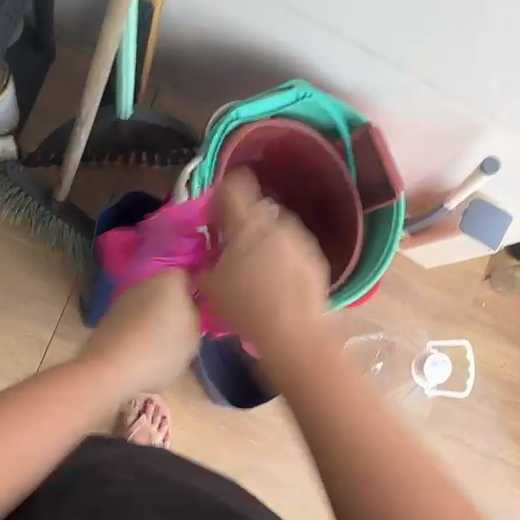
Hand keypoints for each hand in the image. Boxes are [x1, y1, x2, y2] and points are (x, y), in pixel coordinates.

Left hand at [78, 270, 200, 395]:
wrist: (111, 368)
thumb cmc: (162, 350)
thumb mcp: (194, 336)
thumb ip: (197, 316)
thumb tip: (192, 309)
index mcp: (169, 279)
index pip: (189, 278)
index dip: (196, 295)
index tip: (201, 315)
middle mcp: (144, 281)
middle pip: (166, 291)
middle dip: (174, 307)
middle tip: (183, 333)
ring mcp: (123, 298)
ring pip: (147, 306)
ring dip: (155, 321)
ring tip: (161, 348)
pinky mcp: (108, 317)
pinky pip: (132, 321)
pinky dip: (138, 332)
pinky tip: (140, 353)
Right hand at [199, 167, 331, 363]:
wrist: (294, 332)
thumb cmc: (246, 308)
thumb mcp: (210, 288)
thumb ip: (204, 264)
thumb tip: (203, 258)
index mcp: (245, 224)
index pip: (232, 186)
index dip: (221, 196)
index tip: (215, 217)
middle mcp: (275, 222)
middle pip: (255, 207)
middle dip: (243, 222)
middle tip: (233, 248)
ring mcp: (299, 238)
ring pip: (276, 227)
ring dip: (265, 239)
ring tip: (258, 268)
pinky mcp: (315, 256)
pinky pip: (294, 246)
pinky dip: (284, 256)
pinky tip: (279, 281)